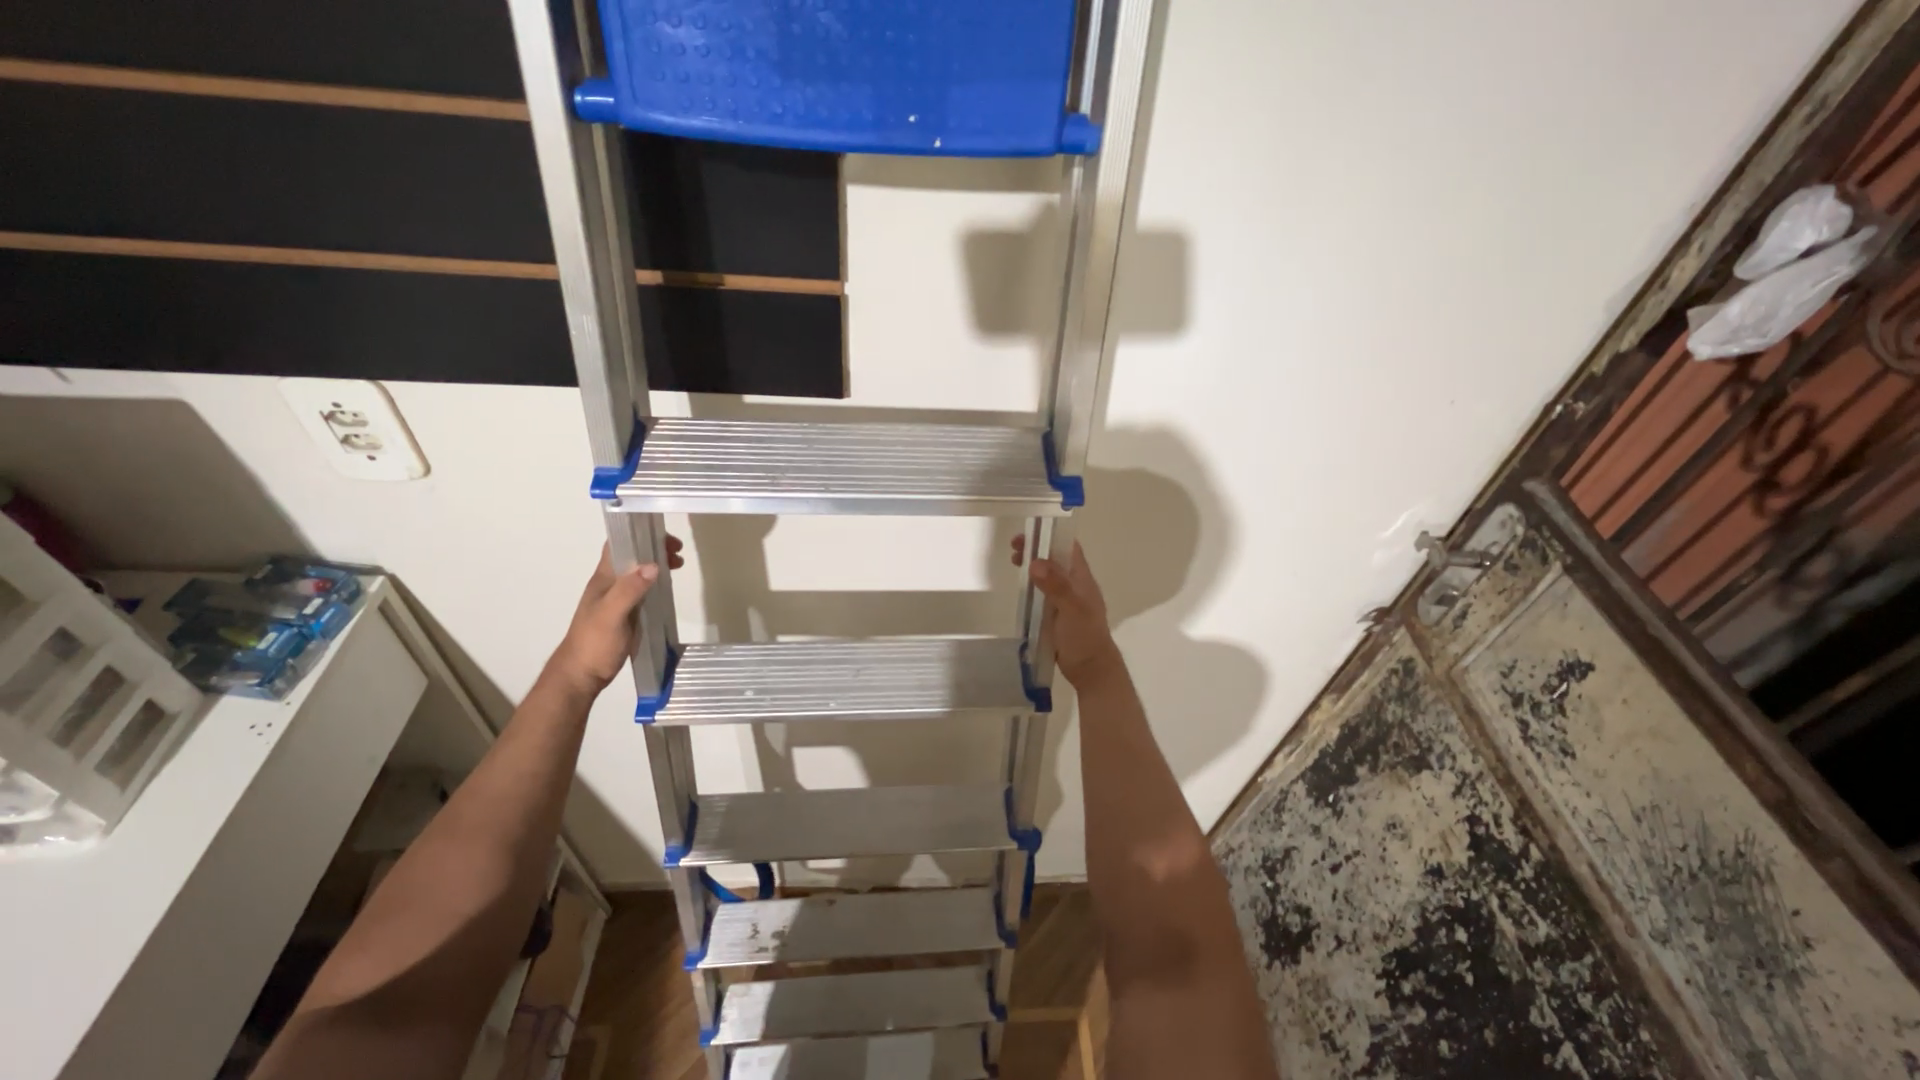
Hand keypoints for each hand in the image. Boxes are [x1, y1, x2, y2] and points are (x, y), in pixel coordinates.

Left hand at [542, 537, 683, 698]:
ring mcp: (617, 600)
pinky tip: (667, 589)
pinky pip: (643, 591)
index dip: (638, 535)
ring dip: (657, 565)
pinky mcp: (626, 615)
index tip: (663, 537)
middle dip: (653, 548)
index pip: (617, 545)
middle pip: (632, 557)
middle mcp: (610, 585)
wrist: (582, 675)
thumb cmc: (593, 643)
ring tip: (678, 566)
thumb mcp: (611, 615)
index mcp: (603, 579)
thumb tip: (652, 565)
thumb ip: (629, 590)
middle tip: (678, 553)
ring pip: (638, 573)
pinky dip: (657, 583)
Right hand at [1012, 536, 1123, 686]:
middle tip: (1013, 547)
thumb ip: (1056, 586)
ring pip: (1047, 574)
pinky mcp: (1055, 614)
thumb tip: (1035, 562)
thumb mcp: (1072, 609)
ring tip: (1013, 561)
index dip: (1051, 535)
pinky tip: (1019, 587)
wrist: (1090, 669)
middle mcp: (1074, 585)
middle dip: (1036, 549)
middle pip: (1054, 559)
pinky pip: (1041, 592)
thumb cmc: (1084, 636)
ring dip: (1032, 565)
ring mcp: (1065, 599)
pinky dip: (1030, 584)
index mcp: (1081, 578)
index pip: (1068, 547)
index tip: (1029, 530)